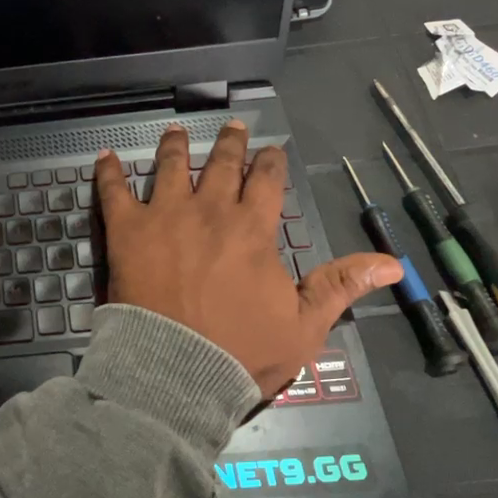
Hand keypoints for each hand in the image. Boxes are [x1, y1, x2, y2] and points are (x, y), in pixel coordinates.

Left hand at [95, 121, 403, 399]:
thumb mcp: (305, 324)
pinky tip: (105, 157)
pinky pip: (114, 191)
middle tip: (233, 127)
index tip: (271, 149)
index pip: (267, 182)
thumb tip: (392, 262)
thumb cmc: (243, 351)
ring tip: (175, 132)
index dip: (270, 162)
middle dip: (230, 144)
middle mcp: (210, 210)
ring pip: (171, 166)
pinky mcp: (126, 229)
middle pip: (221, 165)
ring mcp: (164, 215)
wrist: (178, 369)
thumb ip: (340, 285)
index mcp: (253, 229)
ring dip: (174, 146)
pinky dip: (108, 172)